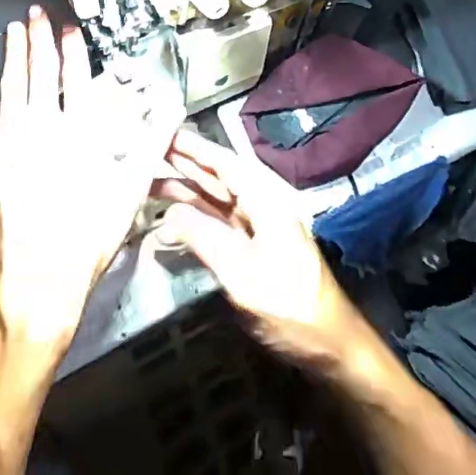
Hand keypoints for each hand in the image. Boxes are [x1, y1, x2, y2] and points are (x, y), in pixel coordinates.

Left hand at [0, 7, 184, 355]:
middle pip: (40, 74)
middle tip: (36, 12)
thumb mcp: (131, 190)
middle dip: (39, 40)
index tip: (69, 26)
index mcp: (78, 131)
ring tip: (11, 30)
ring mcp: (6, 143)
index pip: (75, 78)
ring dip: (11, 57)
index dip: (73, 50)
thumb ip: (151, 144)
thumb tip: (172, 106)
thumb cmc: (89, 236)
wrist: (38, 280)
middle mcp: (41, 127)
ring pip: (9, 88)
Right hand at [151, 129, 367, 375]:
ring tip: (149, 178)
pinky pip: (217, 220)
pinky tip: (171, 213)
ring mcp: (257, 226)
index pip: (225, 163)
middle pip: (218, 176)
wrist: (328, 342)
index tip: (166, 133)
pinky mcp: (252, 247)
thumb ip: (204, 237)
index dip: (195, 148)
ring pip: (215, 197)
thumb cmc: (289, 304)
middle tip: (148, 149)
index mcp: (266, 200)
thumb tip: (169, 214)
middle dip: (185, 162)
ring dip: (185, 187)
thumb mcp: (242, 272)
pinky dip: (194, 214)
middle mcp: (262, 205)